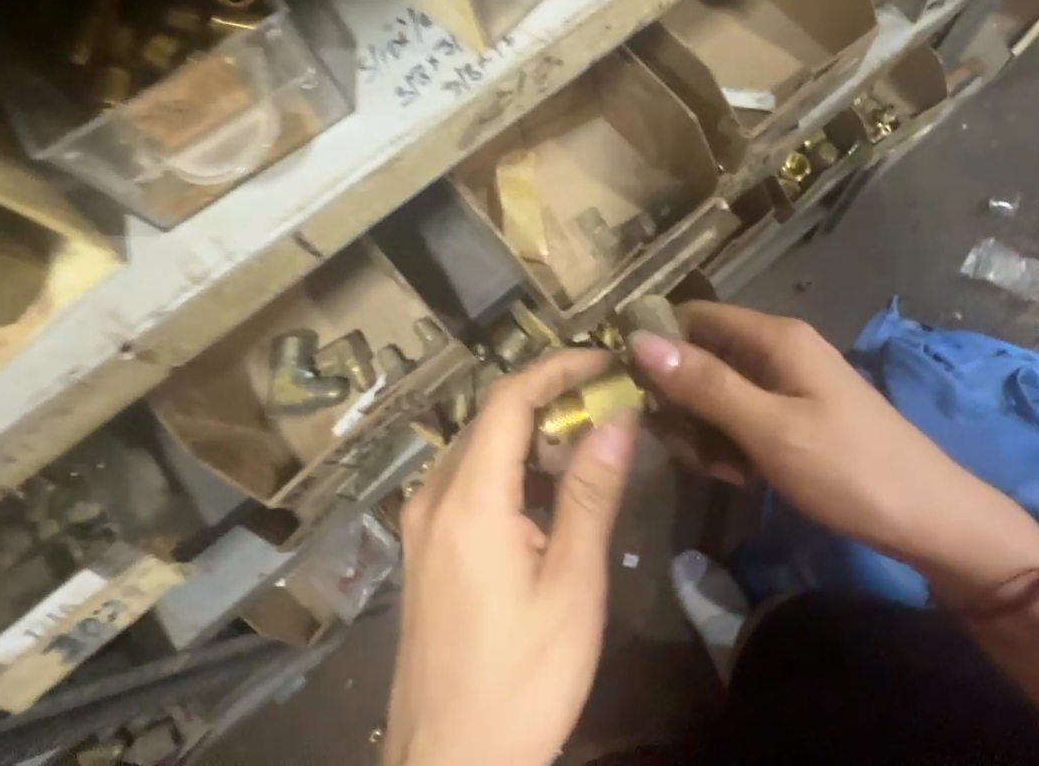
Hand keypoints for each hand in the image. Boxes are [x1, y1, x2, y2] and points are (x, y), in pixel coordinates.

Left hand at [384, 350, 637, 765]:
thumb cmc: (521, 678)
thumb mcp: (571, 586)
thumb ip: (590, 494)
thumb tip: (618, 418)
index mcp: (468, 499)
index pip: (509, 400)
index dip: (558, 368)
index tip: (606, 360)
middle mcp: (433, 498)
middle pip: (491, 420)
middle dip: (550, 399)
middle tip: (610, 402)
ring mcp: (420, 527)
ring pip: (477, 451)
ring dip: (531, 436)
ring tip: (588, 444)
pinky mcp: (422, 554)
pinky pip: (466, 485)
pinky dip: (510, 470)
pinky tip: (546, 497)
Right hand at [629, 302, 975, 566]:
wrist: (930, 521)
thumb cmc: (848, 469)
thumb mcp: (767, 428)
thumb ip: (704, 384)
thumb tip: (638, 340)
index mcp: (775, 337)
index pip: (695, 316)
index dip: (657, 343)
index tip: (627, 386)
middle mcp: (779, 351)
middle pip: (703, 356)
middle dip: (680, 399)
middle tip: (677, 446)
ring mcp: (790, 386)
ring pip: (719, 393)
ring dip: (703, 429)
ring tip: (715, 469)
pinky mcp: (796, 418)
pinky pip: (743, 419)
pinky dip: (730, 444)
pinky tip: (738, 476)